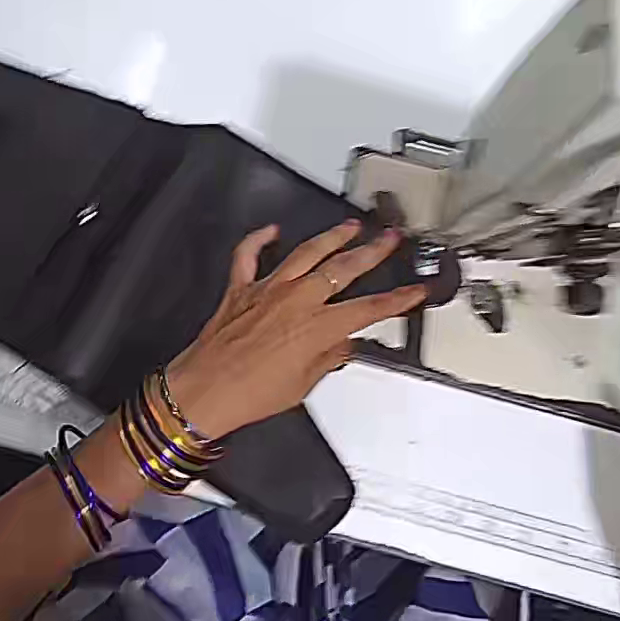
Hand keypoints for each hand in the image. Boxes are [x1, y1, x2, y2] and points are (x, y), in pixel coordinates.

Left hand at [162, 220, 427, 439]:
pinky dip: (259, 239)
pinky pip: (249, 254)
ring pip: (306, 252)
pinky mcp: (241, 288)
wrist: (204, 392)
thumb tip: (343, 345)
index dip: (398, 299)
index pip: (369, 308)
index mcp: (317, 328)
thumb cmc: (249, 394)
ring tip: (351, 226)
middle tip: (390, 238)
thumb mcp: (303, 385)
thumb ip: (328, 358)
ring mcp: (268, 290)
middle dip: (373, 251)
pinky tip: (272, 229)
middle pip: (344, 268)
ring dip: (332, 236)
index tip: (415, 290)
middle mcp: (296, 301)